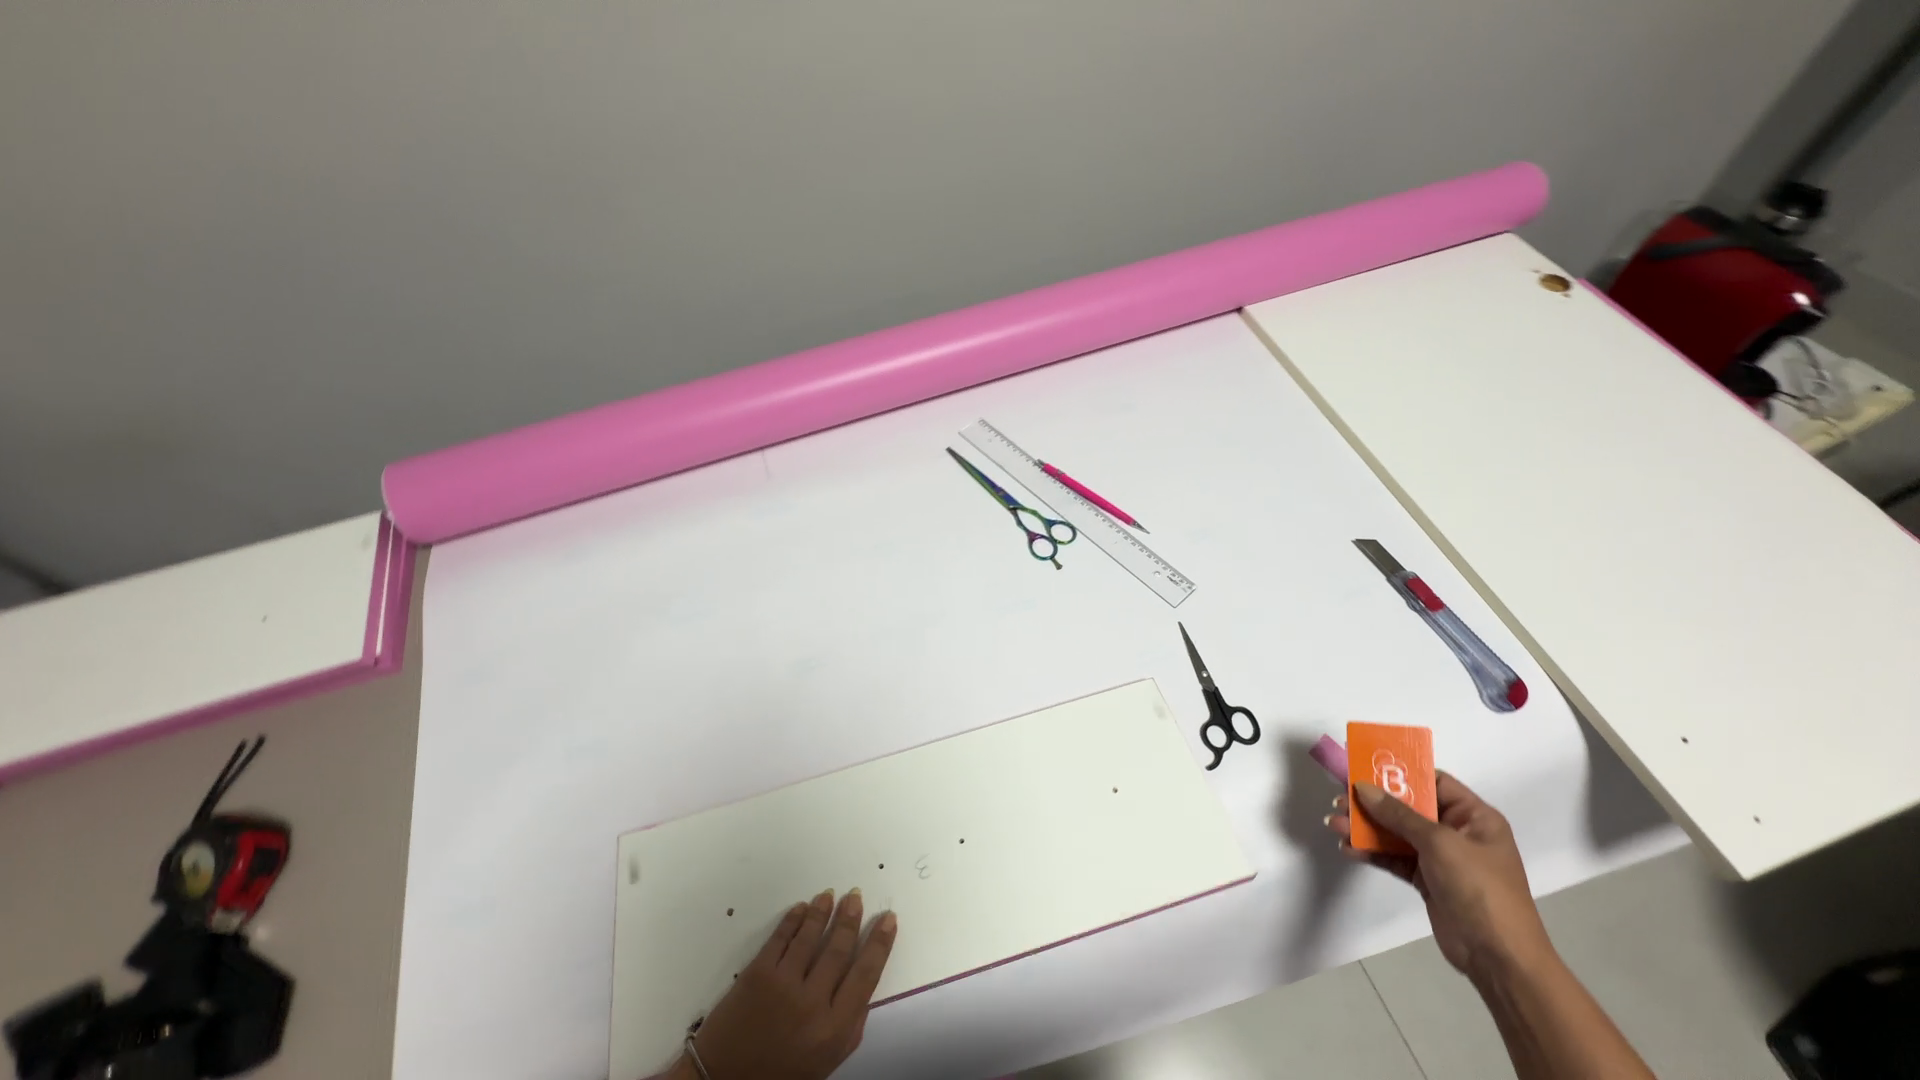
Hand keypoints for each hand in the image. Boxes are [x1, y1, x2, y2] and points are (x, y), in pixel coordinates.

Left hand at [665, 889, 896, 1079]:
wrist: (725, 1079)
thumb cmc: (782, 1072)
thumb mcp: (828, 1059)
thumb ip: (851, 1024)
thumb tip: (865, 981)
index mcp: (834, 1028)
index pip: (866, 975)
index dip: (880, 943)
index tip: (889, 919)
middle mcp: (812, 1003)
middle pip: (838, 950)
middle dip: (850, 919)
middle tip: (856, 896)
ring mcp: (783, 985)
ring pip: (809, 938)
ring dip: (823, 912)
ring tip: (831, 894)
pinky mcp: (756, 974)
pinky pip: (780, 939)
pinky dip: (793, 920)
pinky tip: (802, 908)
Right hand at [1327, 772, 1551, 982]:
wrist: (1498, 956)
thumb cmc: (1478, 888)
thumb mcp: (1439, 843)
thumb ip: (1399, 814)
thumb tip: (1363, 787)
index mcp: (1474, 817)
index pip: (1434, 783)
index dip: (1401, 774)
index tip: (1364, 769)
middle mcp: (1458, 833)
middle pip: (1409, 808)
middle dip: (1373, 804)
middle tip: (1339, 800)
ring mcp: (1442, 859)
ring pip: (1397, 834)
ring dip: (1366, 829)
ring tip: (1334, 825)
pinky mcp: (1427, 881)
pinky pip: (1395, 858)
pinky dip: (1372, 853)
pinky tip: (1348, 849)